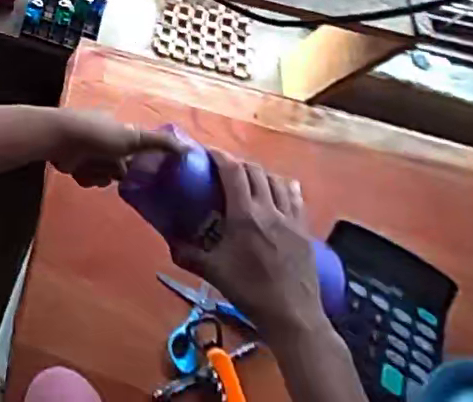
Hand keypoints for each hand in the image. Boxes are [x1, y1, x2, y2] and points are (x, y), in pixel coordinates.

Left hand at [46, 110, 179, 187]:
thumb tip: (189, 149)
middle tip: (115, 171)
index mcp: (118, 129)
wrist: (61, 139)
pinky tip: (80, 170)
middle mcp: (104, 138)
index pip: (136, 150)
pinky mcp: (75, 163)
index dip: (140, 163)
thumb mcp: (133, 136)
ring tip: (93, 167)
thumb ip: (160, 143)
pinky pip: (89, 179)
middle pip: (121, 167)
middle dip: (117, 172)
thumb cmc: (99, 134)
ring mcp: (88, 151)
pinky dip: (86, 177)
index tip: (144, 174)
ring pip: (104, 175)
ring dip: (100, 175)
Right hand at [170, 151, 325, 341]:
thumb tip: (167, 241)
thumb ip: (187, 253)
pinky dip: (283, 188)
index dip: (220, 156)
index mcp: (245, 215)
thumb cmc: (250, 292)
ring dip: (260, 174)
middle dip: (238, 164)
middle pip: (255, 170)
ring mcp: (291, 220)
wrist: (293, 319)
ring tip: (249, 180)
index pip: (233, 171)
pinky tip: (276, 193)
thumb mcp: (213, 272)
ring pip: (277, 180)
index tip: (208, 153)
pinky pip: (295, 198)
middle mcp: (269, 211)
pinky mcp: (305, 232)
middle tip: (224, 169)